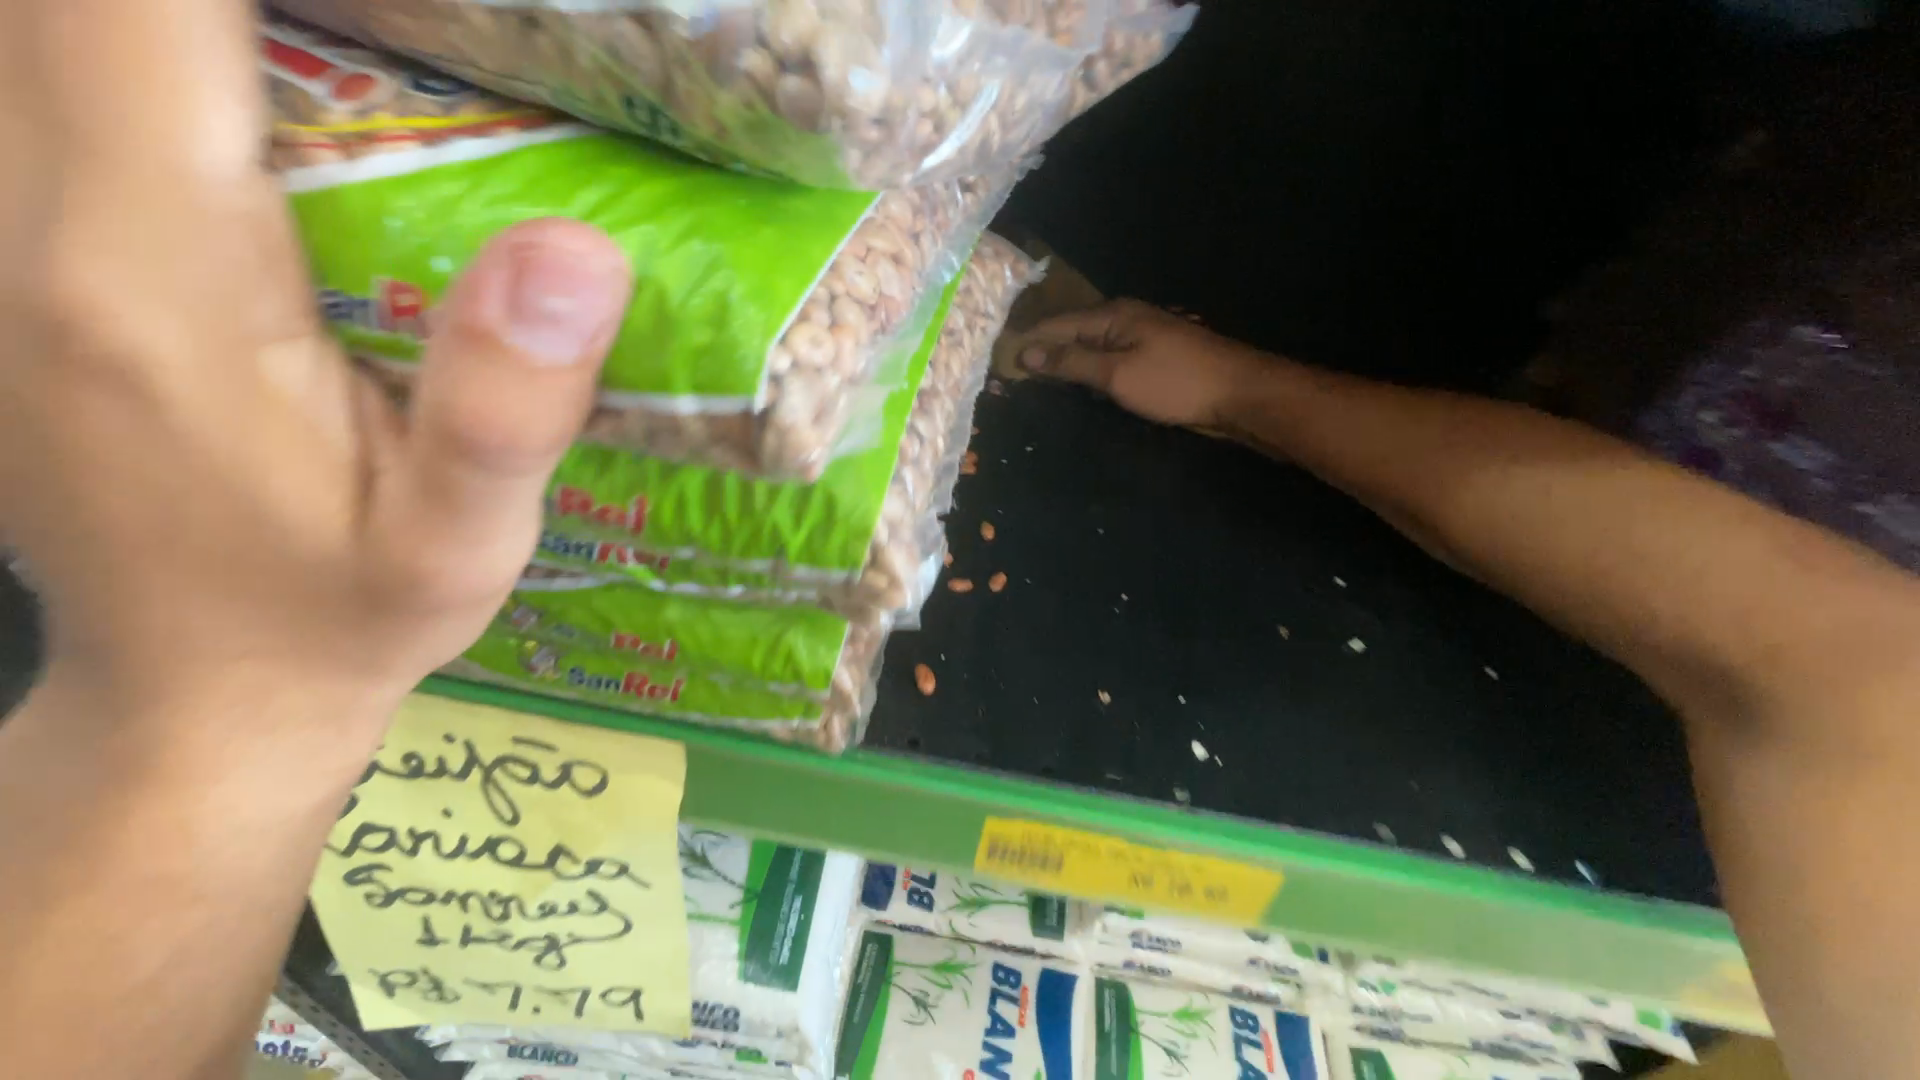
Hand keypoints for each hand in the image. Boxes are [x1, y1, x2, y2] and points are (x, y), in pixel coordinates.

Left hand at [0, 0, 631, 739]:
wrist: (207, 691)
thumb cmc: (351, 613)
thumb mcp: (460, 543)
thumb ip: (506, 410)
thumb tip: (580, 249)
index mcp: (154, 278)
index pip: (132, 9)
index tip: (420, 8)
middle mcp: (24, 226)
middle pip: (63, 6)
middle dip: (213, 1)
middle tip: (399, 35)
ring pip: (38, 42)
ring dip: (163, 26)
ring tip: (326, 64)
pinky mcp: (2, 261)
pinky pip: (38, 96)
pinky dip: (122, 60)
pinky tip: (237, 103)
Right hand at [1011, 299, 1273, 426]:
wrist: (1238, 394)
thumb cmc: (1176, 382)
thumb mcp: (1117, 374)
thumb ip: (1071, 363)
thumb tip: (1027, 353)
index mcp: (1113, 315)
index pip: (1055, 324)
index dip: (1026, 342)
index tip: (996, 360)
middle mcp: (1123, 320)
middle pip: (1071, 334)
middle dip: (1041, 352)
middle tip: (1007, 374)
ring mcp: (1139, 340)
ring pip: (1089, 350)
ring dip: (1063, 365)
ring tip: (1031, 383)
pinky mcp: (1150, 361)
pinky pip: (1107, 364)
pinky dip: (1087, 375)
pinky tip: (1074, 390)